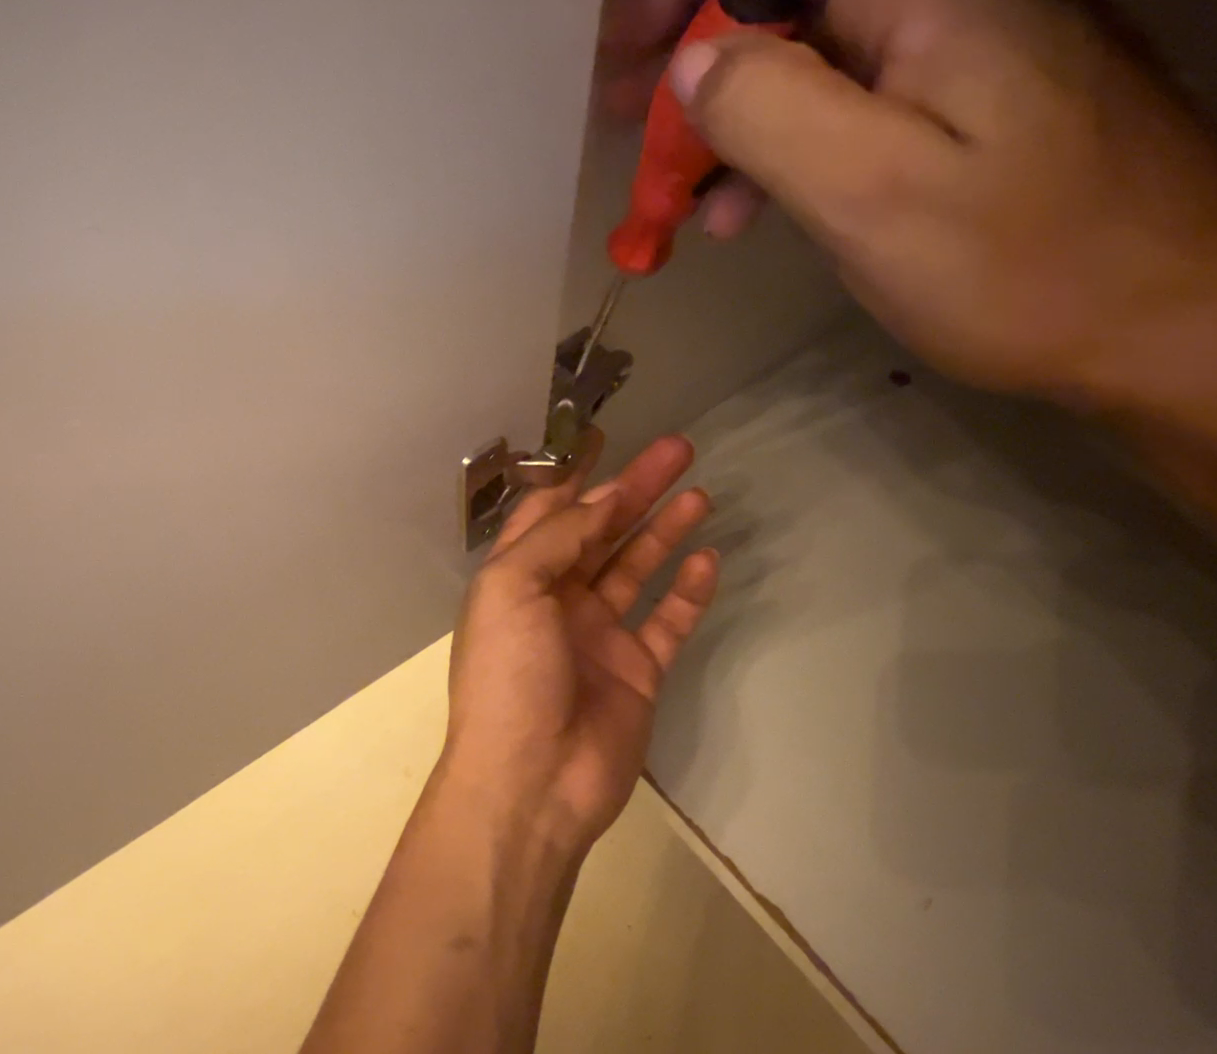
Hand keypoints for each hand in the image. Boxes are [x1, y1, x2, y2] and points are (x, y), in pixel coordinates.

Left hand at [438, 433, 718, 852]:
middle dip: (633, 491)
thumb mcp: (511, 590)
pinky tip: (708, 557)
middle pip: (598, 533)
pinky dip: (687, 590)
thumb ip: (557, 539)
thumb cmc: (508, 675)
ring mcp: (598, 636)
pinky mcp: (637, 670)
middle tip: (678, 450)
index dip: (574, 477)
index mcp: (514, 580)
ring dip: (663, 530)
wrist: (532, 778)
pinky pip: (667, 620)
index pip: (546, 515)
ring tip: (700, 491)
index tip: (605, 438)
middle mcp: (555, 600)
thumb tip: (599, 500)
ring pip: (636, 569)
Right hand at [618, 0, 1216, 397]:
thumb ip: (769, 112)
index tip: (625, 53)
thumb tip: (691, 65)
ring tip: (675, 190)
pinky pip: (848, 103)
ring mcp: (964, 51)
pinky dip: (783, 149)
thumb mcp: (869, 191)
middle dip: (696, 57)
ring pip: (811, 57)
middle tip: (629, 120)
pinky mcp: (966, 105)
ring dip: (731, 118)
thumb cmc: (1018, 263)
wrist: (1170, 322)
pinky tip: (744, 211)